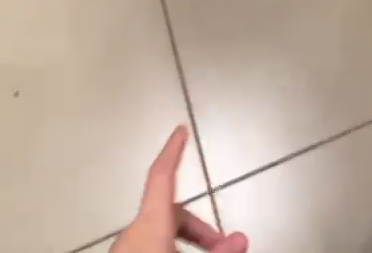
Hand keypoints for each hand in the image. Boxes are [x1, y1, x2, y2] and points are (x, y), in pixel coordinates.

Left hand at [110, 126, 247, 252]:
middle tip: (225, 248)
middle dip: (200, 227)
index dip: (172, 152)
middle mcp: (131, 235)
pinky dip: (167, 252)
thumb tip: (240, 238)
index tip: (180, 130)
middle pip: (168, 214)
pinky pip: (147, 250)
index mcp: (148, 225)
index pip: (162, 176)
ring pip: (157, 237)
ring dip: (185, 245)